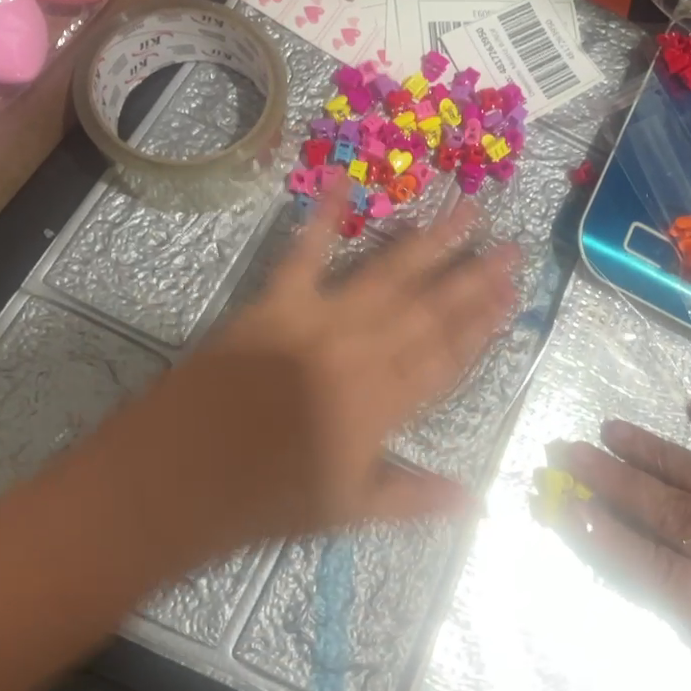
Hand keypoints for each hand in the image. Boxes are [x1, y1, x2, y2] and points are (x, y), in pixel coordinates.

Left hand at [114, 181, 519, 554]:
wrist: (176, 480)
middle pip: (430, 309)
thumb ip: (414, 497)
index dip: (483, 326)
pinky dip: (325, 217)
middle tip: (513, 248)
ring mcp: (319, 321)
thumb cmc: (265, 501)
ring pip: (388, 276)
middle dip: (475, 279)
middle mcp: (363, 353)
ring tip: (468, 212)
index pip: (448, 356)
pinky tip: (346, 181)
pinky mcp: (275, 303)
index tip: (514, 296)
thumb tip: (477, 502)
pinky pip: (305, 254)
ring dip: (431, 243)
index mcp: (385, 404)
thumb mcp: (348, 509)